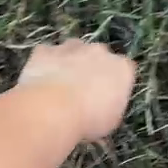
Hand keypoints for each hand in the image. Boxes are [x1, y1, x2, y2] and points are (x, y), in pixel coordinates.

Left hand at [15, 41, 135, 141]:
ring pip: (73, 49)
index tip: (108, 96)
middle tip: (84, 90)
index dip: (116, 82)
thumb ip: (112, 105)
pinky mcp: (45, 50)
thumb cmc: (89, 120)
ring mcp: (71, 47)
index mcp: (122, 68)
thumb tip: (104, 106)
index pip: (125, 69)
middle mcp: (99, 51)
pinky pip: (47, 54)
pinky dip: (45, 63)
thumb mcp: (111, 121)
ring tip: (61, 85)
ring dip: (70, 62)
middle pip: (99, 55)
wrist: (53, 109)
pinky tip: (41, 80)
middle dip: (93, 67)